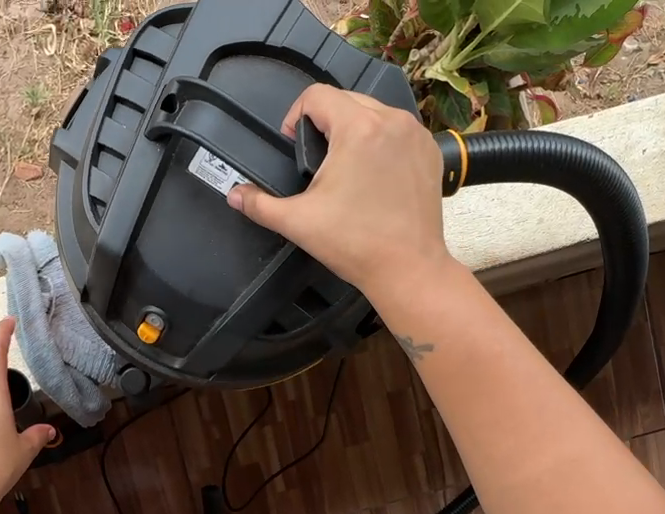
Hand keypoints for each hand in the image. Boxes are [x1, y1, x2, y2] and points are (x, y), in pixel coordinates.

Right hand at [228, 86, 454, 297]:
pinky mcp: (430, 151)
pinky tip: (371, 178)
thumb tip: (234, 195)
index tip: (292, 145)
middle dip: (325, 123)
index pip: (317, 96)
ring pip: (374, 114)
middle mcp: (391, 120)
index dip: (294, 116)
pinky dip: (381, 145)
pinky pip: (398, 132)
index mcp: (357, 128)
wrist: (407, 267)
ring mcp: (415, 134)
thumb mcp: (298, 222)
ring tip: (344, 169)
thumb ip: (260, 205)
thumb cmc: (355, 244)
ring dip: (353, 131)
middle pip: (346, 100)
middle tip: (316, 162)